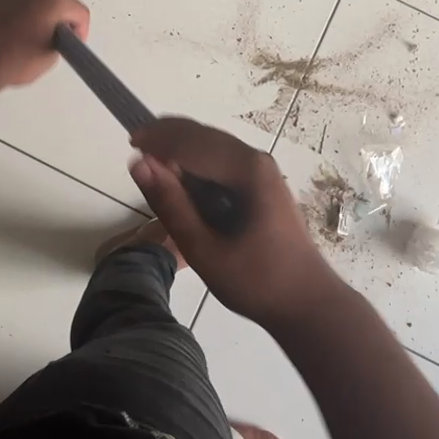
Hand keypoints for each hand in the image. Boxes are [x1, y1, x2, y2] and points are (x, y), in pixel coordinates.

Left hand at [0, 0, 89, 86]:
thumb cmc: (18, 61)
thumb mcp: (49, 59)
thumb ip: (57, 43)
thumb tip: (52, 40)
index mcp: (54, 2)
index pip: (79, 11)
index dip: (81, 29)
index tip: (74, 44)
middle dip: (63, 8)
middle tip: (58, 31)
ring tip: (37, 21)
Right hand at [130, 118, 345, 328]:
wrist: (307, 303)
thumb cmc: (257, 281)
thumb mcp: (204, 249)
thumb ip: (171, 204)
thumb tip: (139, 164)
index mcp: (247, 170)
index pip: (193, 141)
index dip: (160, 137)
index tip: (130, 141)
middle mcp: (256, 159)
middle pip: (204, 136)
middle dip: (169, 137)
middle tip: (137, 148)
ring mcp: (262, 170)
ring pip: (212, 146)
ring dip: (182, 150)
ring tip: (153, 166)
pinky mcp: (261, 183)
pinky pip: (222, 162)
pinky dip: (197, 164)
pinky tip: (182, 182)